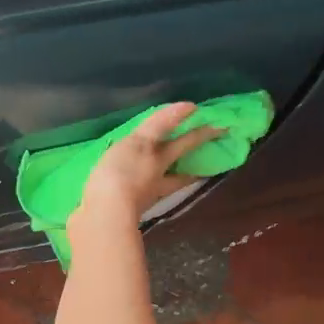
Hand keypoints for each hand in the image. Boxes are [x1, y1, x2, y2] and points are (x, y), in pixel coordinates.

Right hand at [78, 103, 223, 222]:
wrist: (102, 216)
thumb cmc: (122, 175)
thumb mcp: (140, 143)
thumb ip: (160, 124)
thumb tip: (190, 106)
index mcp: (160, 162)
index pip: (186, 143)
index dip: (201, 134)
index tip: (221, 128)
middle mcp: (154, 183)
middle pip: (176, 176)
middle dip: (187, 172)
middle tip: (198, 171)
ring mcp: (137, 202)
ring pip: (155, 192)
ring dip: (160, 187)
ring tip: (159, 184)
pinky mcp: (117, 215)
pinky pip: (130, 203)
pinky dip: (133, 199)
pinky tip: (128, 199)